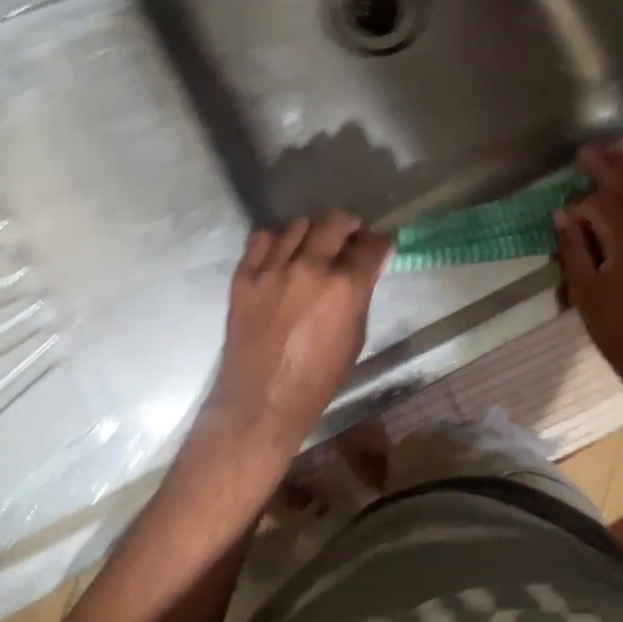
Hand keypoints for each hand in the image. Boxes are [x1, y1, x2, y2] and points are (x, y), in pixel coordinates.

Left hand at [210, 212, 392, 439]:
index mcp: (344, 287)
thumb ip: (360, 296)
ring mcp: (272, 269)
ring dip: (312, 231)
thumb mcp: (354, 337)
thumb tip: (366, 268)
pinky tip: (281, 254)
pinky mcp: (244, 276)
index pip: (371, 246)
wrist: (262, 400)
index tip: (377, 246)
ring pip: (297, 224)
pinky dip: (276, 241)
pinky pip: (261, 239)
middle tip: (349, 236)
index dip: (378, 243)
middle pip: (334, 221)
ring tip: (313, 245)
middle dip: (348, 224)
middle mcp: (310, 268)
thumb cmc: (318, 378)